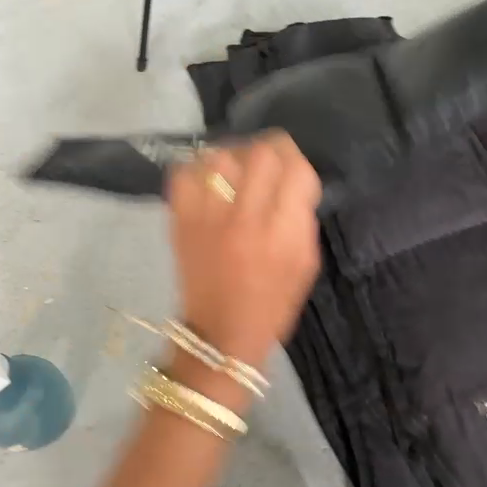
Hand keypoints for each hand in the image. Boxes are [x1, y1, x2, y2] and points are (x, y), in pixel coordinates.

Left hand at [166, 132, 322, 364]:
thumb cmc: (272, 303)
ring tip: (239, 167)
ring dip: (236, 156)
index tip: (295, 168)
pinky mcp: (180, 219)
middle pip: (261, 154)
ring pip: (222, 156)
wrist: (219, 336)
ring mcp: (208, 216)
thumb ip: (302, 217)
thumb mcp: (305, 263)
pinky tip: (209, 178)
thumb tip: (294, 181)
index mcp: (282, 231)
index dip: (298, 160)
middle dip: (272, 150)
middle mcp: (245, 217)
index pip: (295, 169)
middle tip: (271, 160)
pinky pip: (185, 174)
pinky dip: (197, 169)